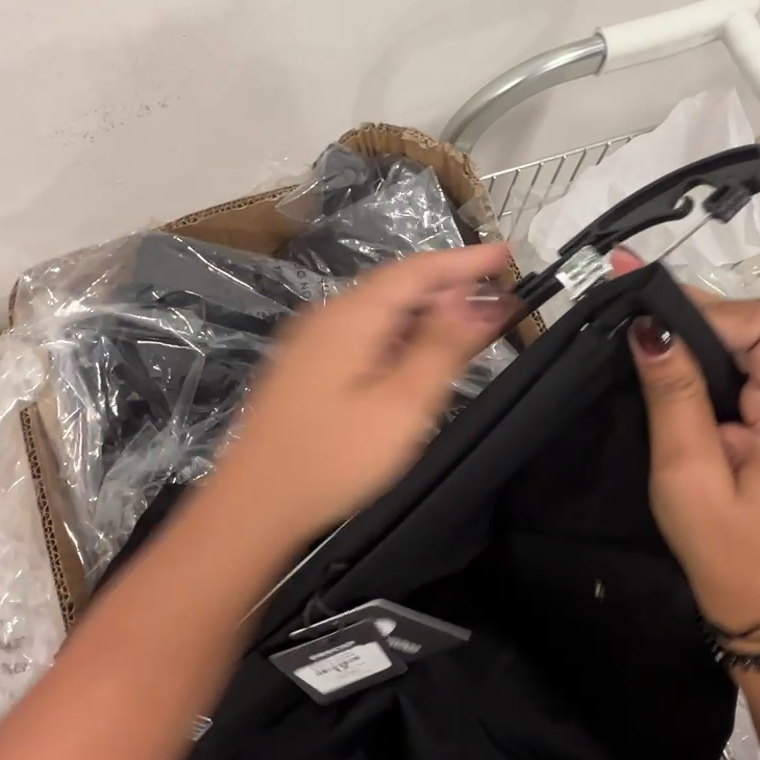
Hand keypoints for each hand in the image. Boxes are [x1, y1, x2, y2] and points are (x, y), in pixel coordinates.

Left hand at [206, 243, 517, 541]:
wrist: (254, 505)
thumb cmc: (332, 458)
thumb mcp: (400, 405)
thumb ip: (440, 348)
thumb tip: (474, 302)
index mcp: (350, 317)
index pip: (417, 270)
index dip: (464, 260)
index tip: (505, 254)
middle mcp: (327, 317)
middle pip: (397, 286)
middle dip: (449, 286)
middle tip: (497, 297)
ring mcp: (311, 342)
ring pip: (380, 310)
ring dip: (427, 310)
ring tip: (469, 323)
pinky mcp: (306, 368)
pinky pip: (364, 332)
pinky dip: (401, 332)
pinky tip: (418, 354)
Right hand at [617, 252, 759, 630]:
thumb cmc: (723, 546)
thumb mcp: (685, 471)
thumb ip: (673, 393)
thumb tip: (648, 325)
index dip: (713, 313)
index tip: (653, 328)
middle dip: (704, 323)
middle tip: (642, 336)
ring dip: (709, 342)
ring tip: (657, 357)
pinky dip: (721, 363)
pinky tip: (685, 378)